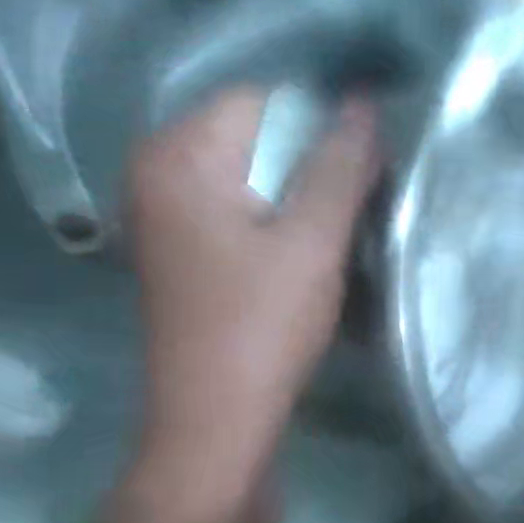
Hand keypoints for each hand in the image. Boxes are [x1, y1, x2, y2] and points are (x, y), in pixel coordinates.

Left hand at [126, 87, 380, 456]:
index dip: (323, 131)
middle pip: (256, 141)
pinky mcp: (184, 253)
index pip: (263, 101)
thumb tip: (364, 103)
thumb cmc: (262, 327)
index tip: (365, 180)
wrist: (217, 421)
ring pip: (255, 183)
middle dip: (315, 171)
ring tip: (340, 245)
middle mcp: (158, 173)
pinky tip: (310, 265)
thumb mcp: (312, 242)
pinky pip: (243, 216)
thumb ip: (340, 166)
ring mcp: (166, 216)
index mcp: (177, 155)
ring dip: (305, 205)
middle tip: (357, 217)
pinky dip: (282, 229)